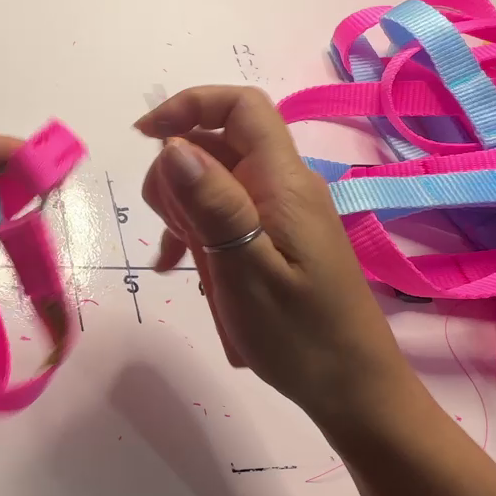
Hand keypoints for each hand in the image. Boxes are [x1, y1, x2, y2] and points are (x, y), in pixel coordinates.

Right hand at [135, 86, 417, 427]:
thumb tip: (173, 147)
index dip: (189, 105)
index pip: (240, 106)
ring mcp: (276, 212)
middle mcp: (282, 185)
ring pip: (209, 180)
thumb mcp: (246, 271)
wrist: (351, 390)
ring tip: (185, 261)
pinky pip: (217, 213)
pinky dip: (191, 233)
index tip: (143, 137)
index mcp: (282, 183)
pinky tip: (177, 267)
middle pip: (214, 143)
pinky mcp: (270, 237)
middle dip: (176, 176)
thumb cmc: (300, 336)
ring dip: (181, 211)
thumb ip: (212, 205)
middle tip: (176, 233)